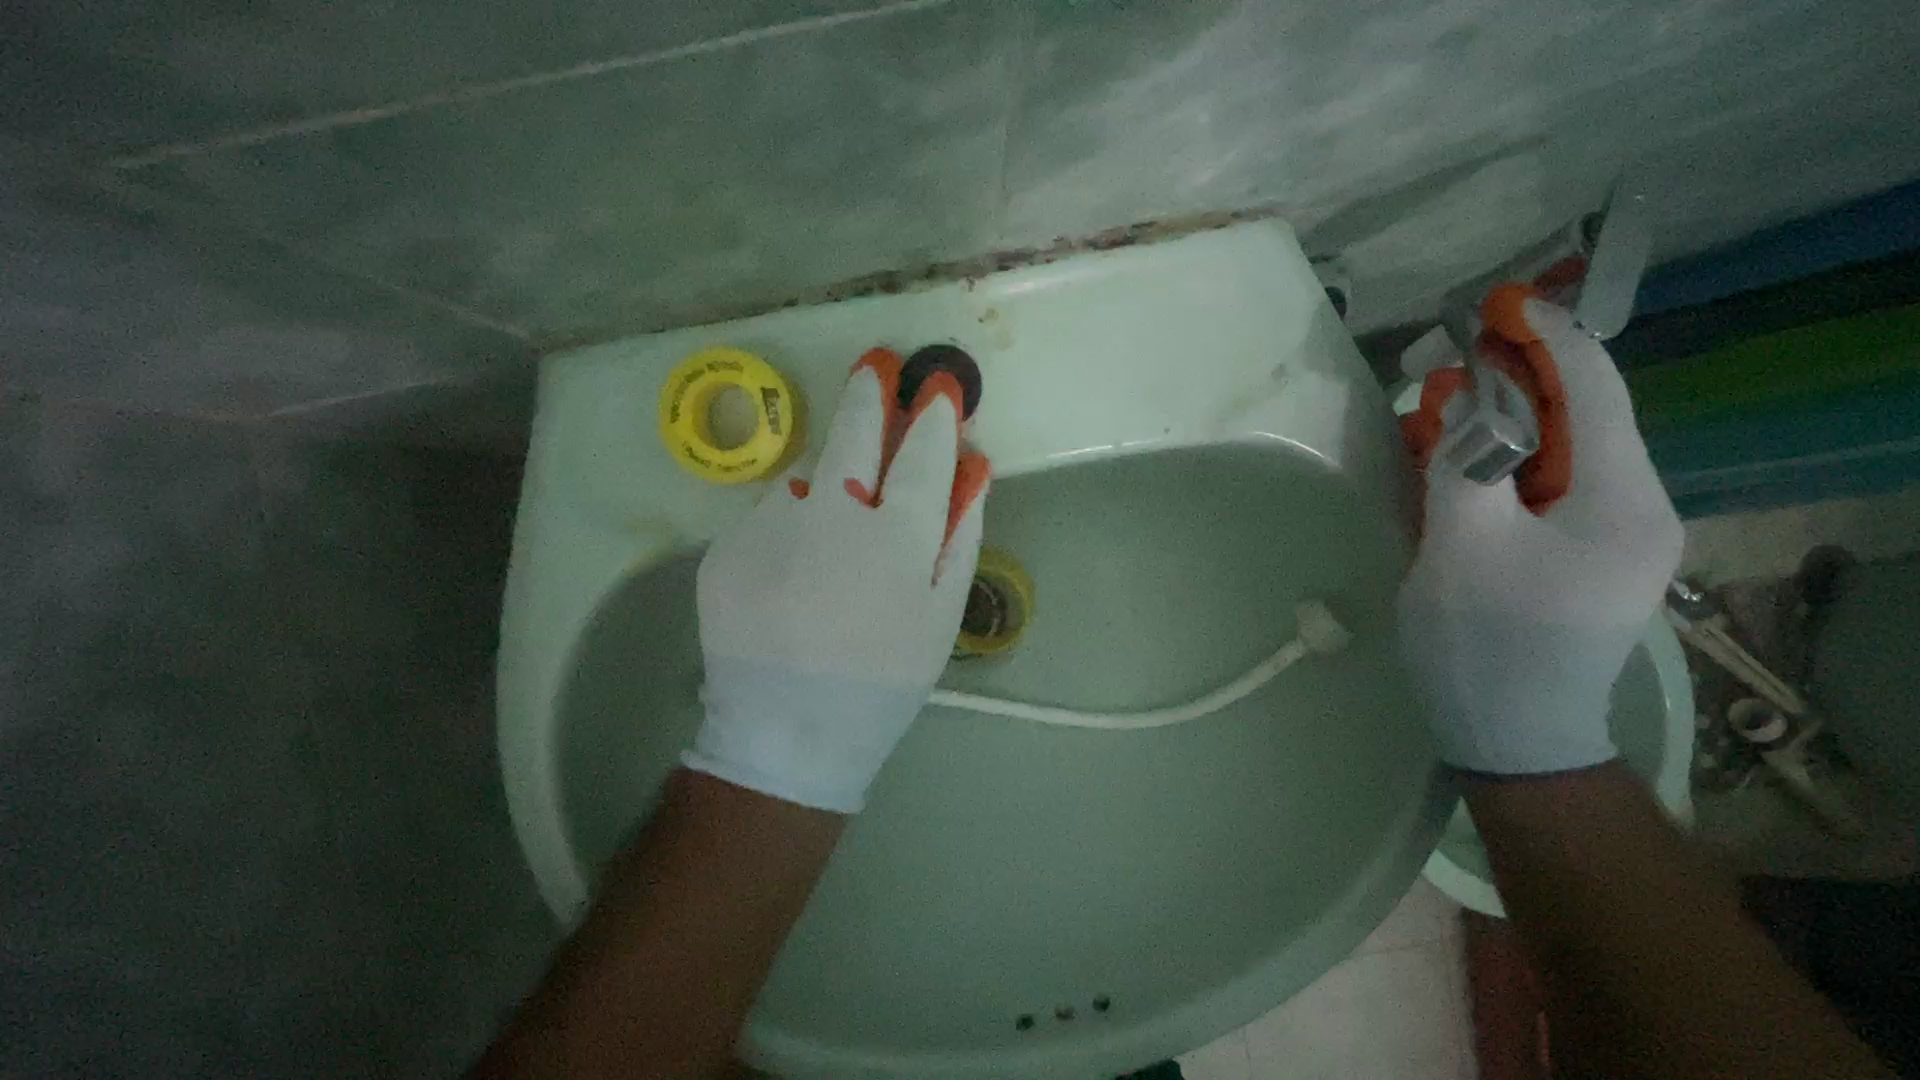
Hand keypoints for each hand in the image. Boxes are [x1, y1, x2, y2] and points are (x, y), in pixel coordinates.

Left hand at [685, 349, 989, 811]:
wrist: (787, 731)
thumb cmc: (883, 678)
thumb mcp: (939, 615)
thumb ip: (958, 532)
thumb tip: (972, 463)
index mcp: (893, 541)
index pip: (920, 454)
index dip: (933, 416)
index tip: (937, 384)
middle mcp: (829, 519)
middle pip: (853, 433)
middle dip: (870, 392)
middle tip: (877, 364)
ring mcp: (768, 529)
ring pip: (806, 477)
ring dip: (826, 480)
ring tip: (830, 536)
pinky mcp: (724, 547)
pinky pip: (767, 515)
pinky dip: (787, 525)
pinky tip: (793, 570)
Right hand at [1398, 294, 1682, 774]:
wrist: (1512, 740)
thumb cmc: (1484, 641)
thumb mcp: (1459, 540)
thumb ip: (1462, 456)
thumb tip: (1466, 394)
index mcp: (1621, 498)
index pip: (1593, 389)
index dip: (1544, 339)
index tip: (1495, 302)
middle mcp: (1634, 508)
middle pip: (1576, 418)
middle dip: (1510, 385)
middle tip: (1446, 369)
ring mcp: (1611, 538)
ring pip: (1554, 455)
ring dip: (1496, 429)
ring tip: (1435, 417)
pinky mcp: (1582, 560)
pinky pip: (1542, 493)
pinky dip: (1497, 470)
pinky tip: (1452, 466)